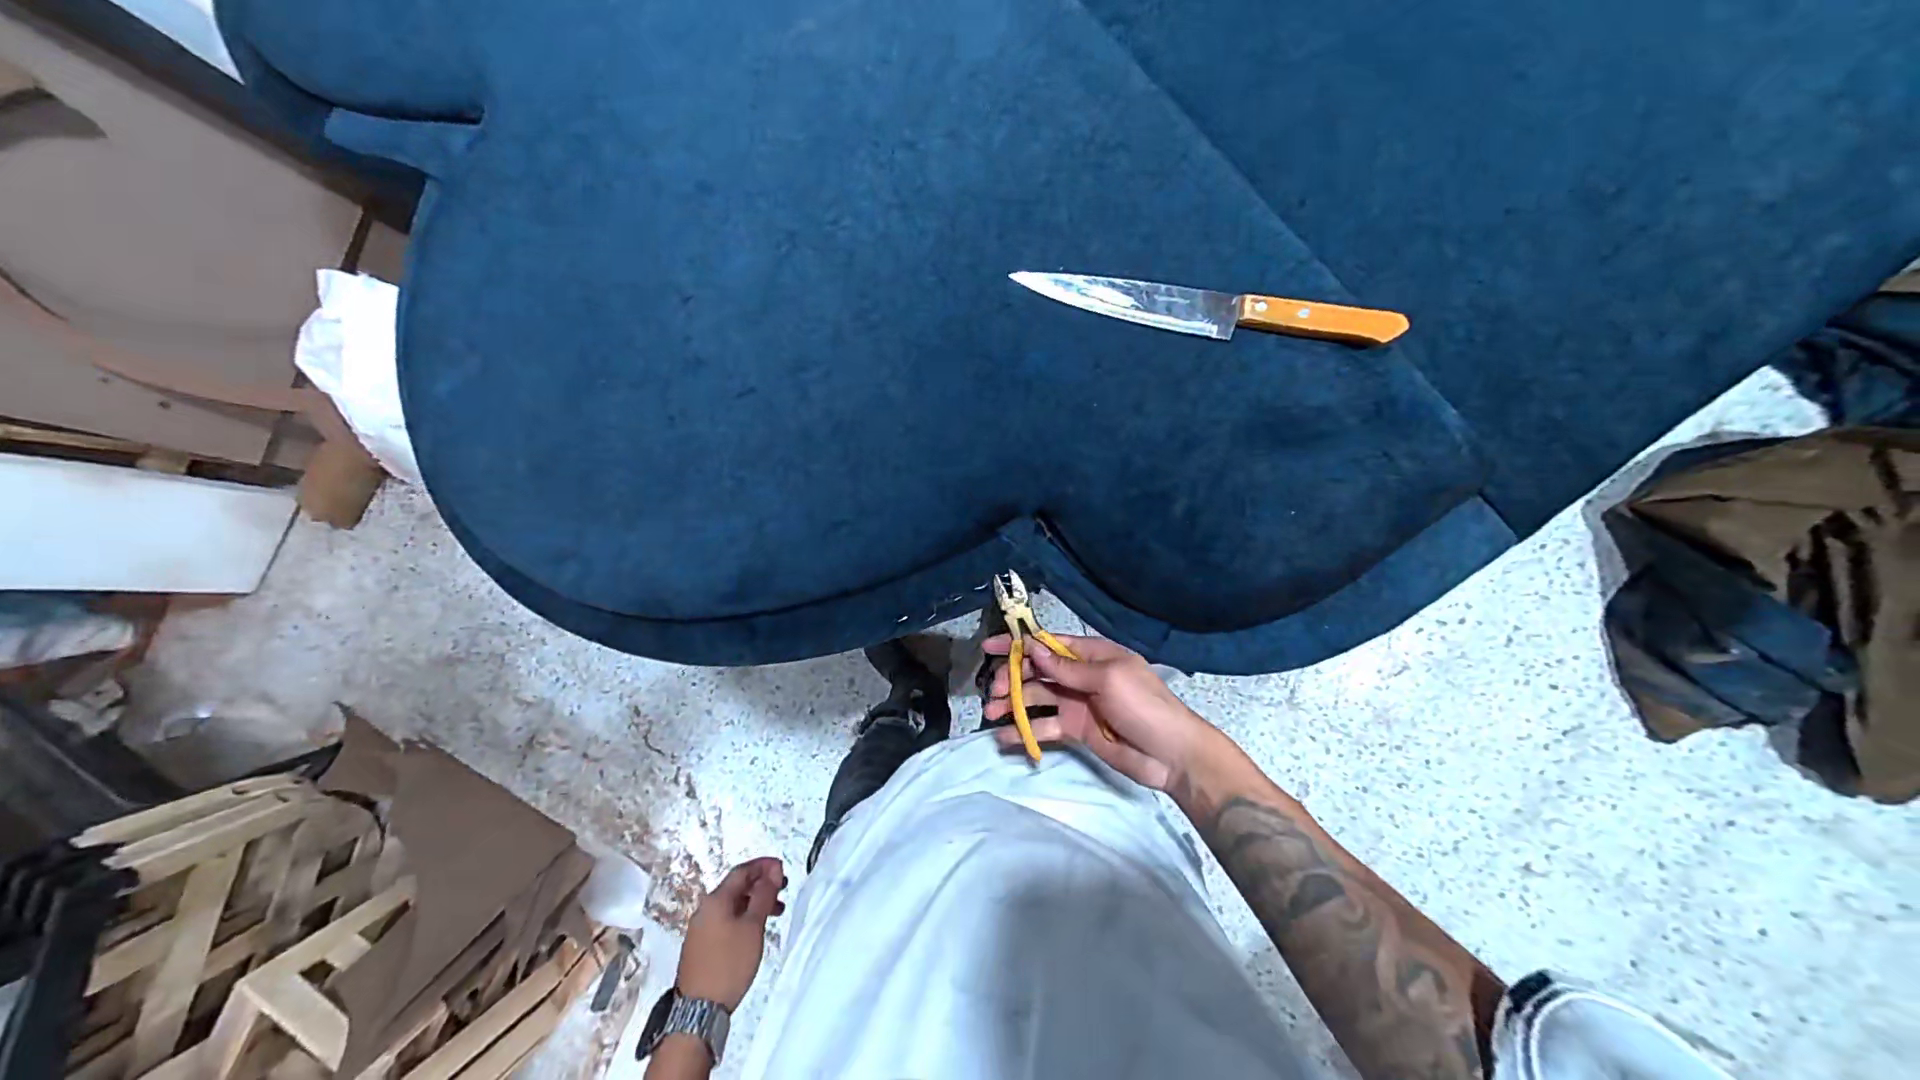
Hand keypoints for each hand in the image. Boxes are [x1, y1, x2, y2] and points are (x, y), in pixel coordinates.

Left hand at [676, 857, 786, 1009]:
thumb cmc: (729, 964)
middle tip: (783, 888)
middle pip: (736, 887)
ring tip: (776, 911)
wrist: (698, 1011)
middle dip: (761, 883)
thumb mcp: (753, 926)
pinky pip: (726, 920)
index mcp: (715, 900)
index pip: (742, 871)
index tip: (783, 868)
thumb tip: (773, 870)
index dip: (764, 865)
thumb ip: (764, 895)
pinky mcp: (701, 946)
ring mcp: (701, 929)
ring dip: (754, 902)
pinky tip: (755, 930)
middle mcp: (705, 910)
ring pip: (732, 905)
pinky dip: (744, 916)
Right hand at [983, 634, 1224, 792]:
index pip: (1048, 644)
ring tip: (992, 715)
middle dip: (1013, 678)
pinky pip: (1045, 726)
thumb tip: (1032, 647)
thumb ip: (1067, 668)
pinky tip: (1006, 738)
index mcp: (1092, 655)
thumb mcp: (1107, 679)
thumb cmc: (1144, 706)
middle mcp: (1081, 676)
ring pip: (1037, 699)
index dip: (1018, 644)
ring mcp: (1078, 704)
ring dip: (1013, 704)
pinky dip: (1025, 731)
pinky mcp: (1076, 730)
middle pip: (1038, 671)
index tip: (988, 648)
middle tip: (996, 693)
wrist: (1172, 755)